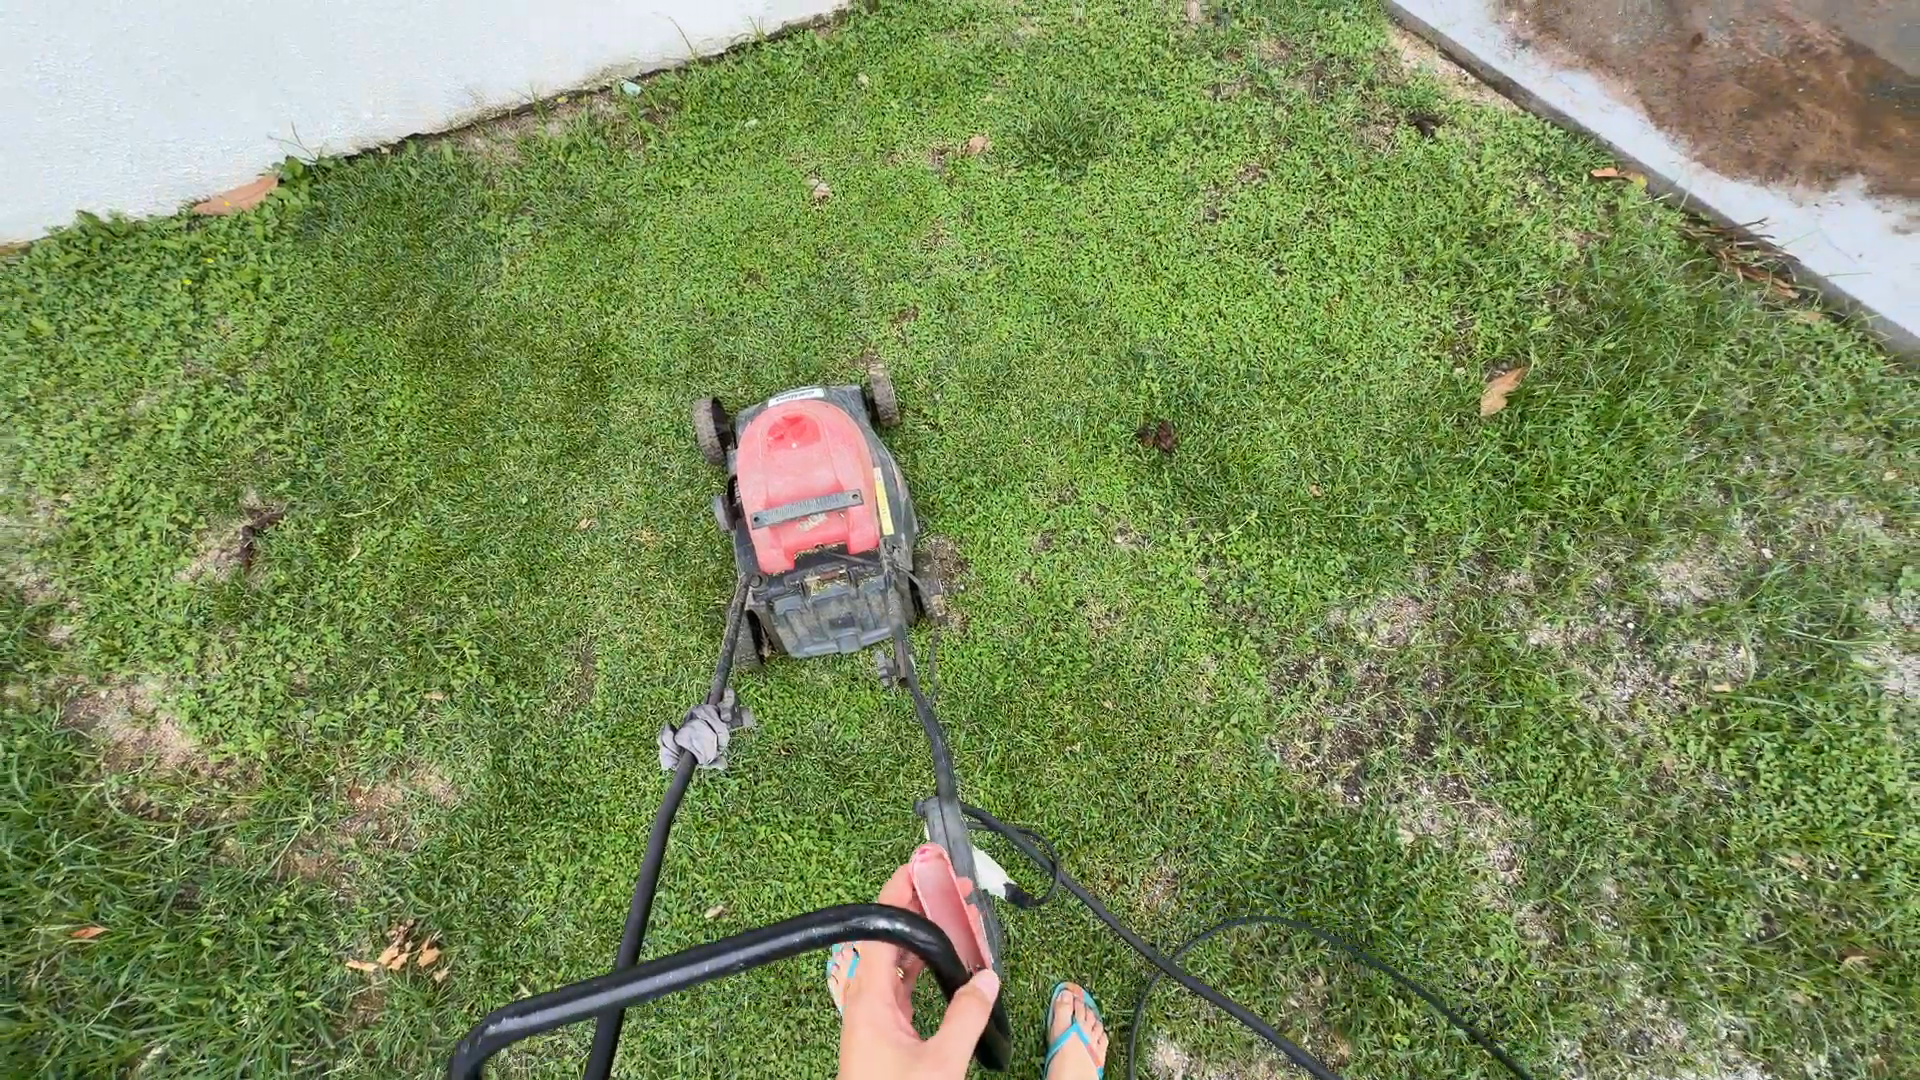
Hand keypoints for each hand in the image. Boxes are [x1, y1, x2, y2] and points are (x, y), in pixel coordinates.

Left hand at [837, 862, 1001, 1079]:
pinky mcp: (883, 1029)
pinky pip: (905, 982)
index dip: (901, 889)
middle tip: (956, 887)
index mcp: (869, 996)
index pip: (882, 925)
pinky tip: (952, 960)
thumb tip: (989, 978)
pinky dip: (927, 966)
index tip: (925, 863)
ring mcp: (874, 1013)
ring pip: (900, 959)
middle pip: (892, 935)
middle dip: (924, 907)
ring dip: (929, 937)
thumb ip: (967, 1017)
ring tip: (961, 917)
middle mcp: (866, 997)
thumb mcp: (940, 1065)